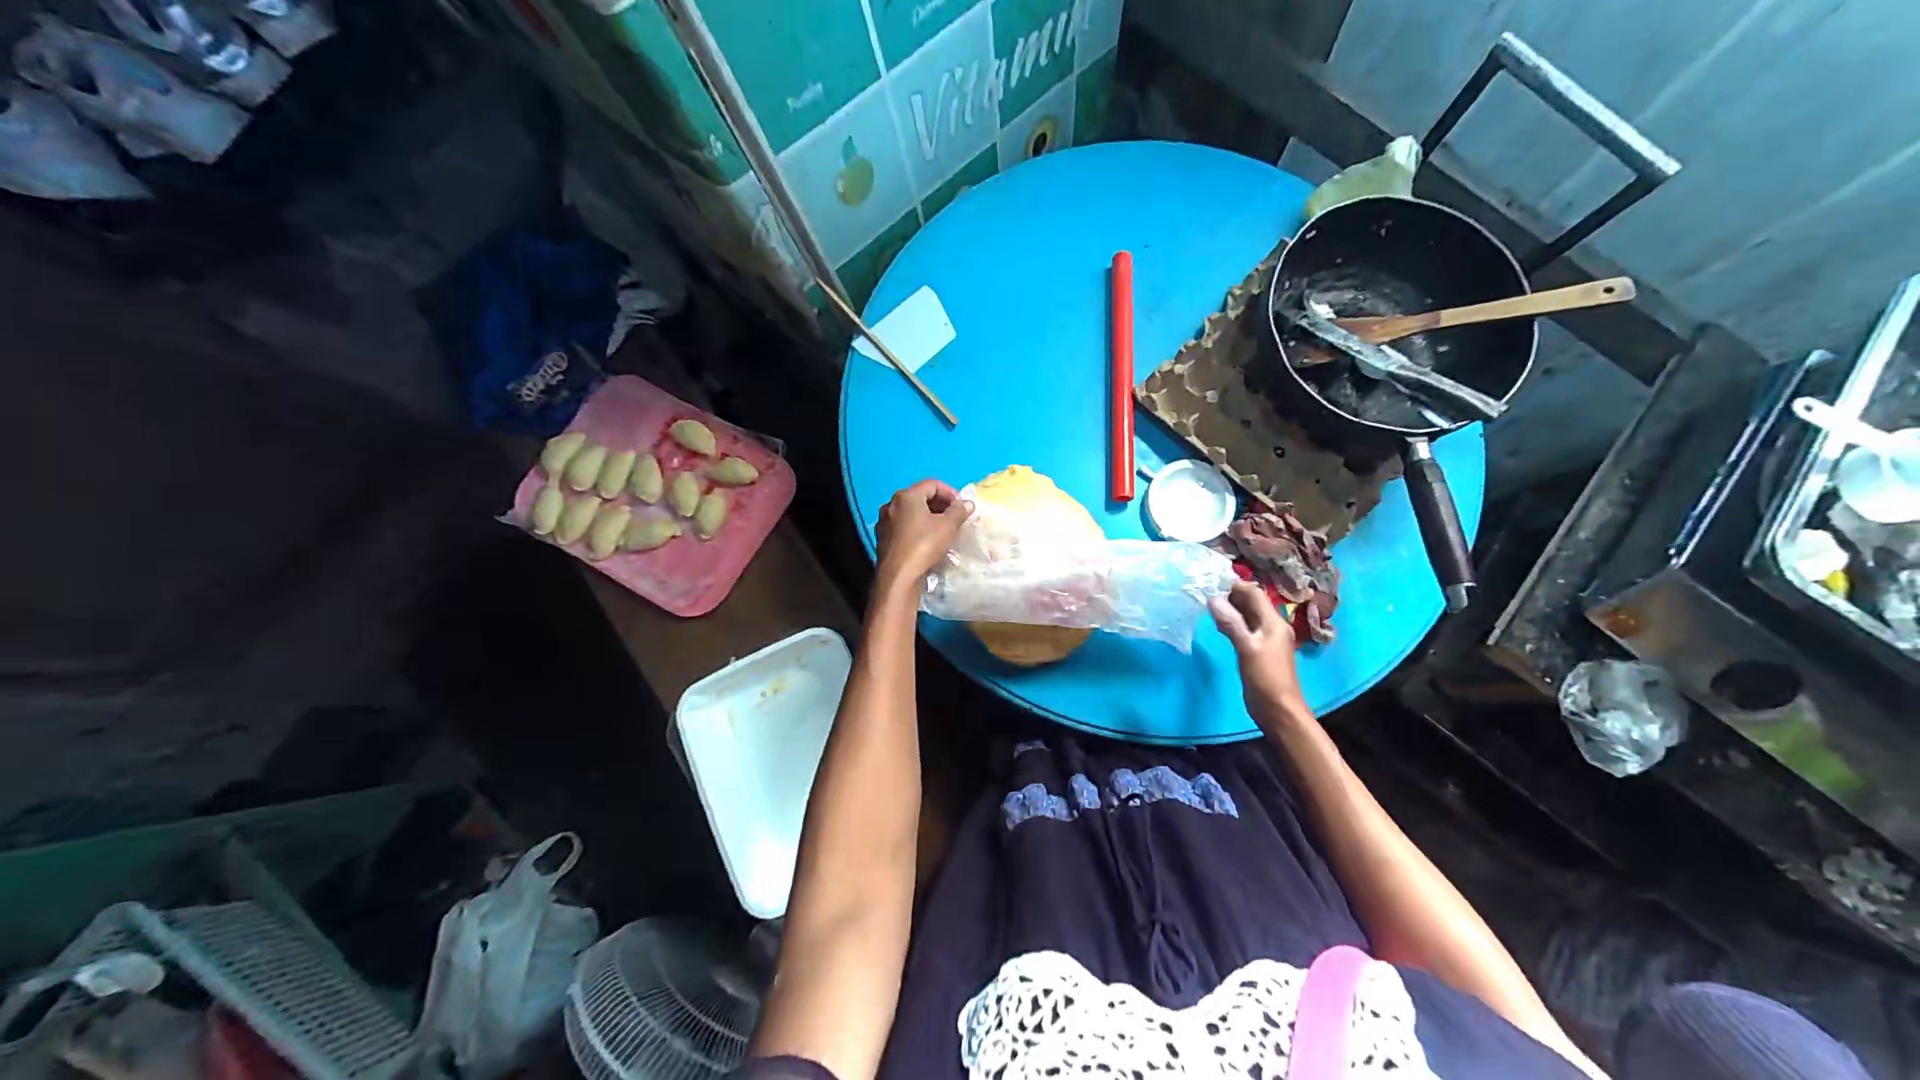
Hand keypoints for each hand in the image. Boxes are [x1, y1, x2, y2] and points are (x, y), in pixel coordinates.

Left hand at [875, 479, 970, 592]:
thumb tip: (967, 503)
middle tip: (955, 517)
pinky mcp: (883, 538)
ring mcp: (885, 522)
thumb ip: (959, 512)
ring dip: (929, 517)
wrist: (898, 576)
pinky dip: (918, 528)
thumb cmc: (924, 545)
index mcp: (906, 496)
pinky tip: (928, 541)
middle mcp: (891, 504)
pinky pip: (904, 526)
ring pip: (911, 513)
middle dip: (940, 505)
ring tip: (944, 530)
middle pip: (920, 497)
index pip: (932, 484)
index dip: (951, 492)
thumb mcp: (947, 527)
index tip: (962, 506)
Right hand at [1211, 582, 1311, 728]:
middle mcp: (1271, 626)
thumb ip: (1231, 623)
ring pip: (1247, 615)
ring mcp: (1265, 639)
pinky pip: (1244, 628)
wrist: (1279, 710)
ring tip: (1207, 603)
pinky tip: (1218, 624)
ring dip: (1230, 608)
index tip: (1210, 580)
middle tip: (1204, 590)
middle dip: (1230, 594)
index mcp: (1273, 622)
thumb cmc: (1266, 678)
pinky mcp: (1257, 650)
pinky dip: (1231, 622)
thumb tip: (1212, 599)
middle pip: (1252, 602)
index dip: (1235, 585)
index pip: (1254, 593)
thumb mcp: (1247, 648)